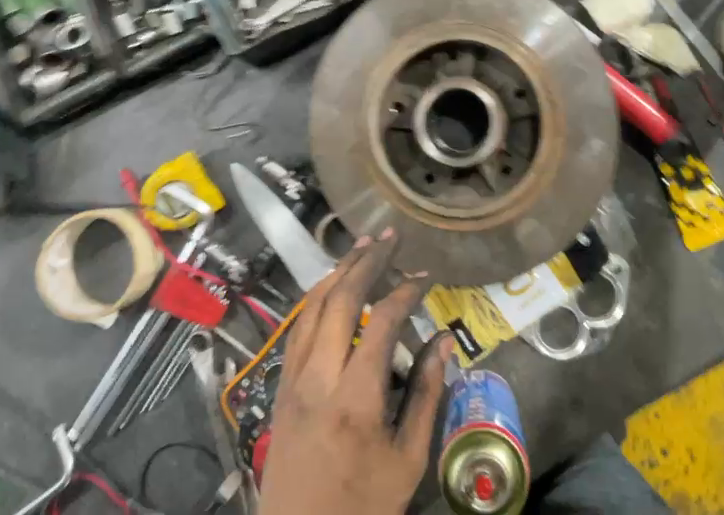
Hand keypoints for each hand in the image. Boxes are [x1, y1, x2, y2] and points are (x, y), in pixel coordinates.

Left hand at [260, 231, 451, 514]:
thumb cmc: (364, 502)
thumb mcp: (408, 459)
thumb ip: (426, 395)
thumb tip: (443, 340)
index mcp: (355, 397)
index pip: (379, 322)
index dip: (404, 291)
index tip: (425, 275)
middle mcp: (317, 378)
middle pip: (339, 300)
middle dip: (366, 261)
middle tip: (391, 236)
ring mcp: (292, 378)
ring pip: (311, 307)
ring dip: (338, 271)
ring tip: (363, 245)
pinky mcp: (280, 385)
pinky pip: (297, 327)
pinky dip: (317, 298)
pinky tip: (332, 286)